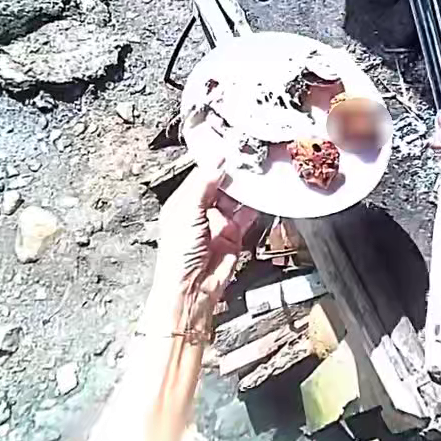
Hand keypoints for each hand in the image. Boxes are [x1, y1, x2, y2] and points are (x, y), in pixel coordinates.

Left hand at [145, 163, 258, 339]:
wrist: (191, 290)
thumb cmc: (177, 257)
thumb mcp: (187, 213)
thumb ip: (203, 186)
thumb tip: (216, 162)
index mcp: (183, 202)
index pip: (201, 175)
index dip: (216, 163)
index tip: (231, 150)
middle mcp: (201, 210)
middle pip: (221, 185)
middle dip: (234, 174)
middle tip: (249, 159)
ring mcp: (218, 223)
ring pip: (236, 198)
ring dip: (246, 189)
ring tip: (258, 174)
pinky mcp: (234, 236)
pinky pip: (247, 215)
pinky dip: (255, 206)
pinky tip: (262, 195)